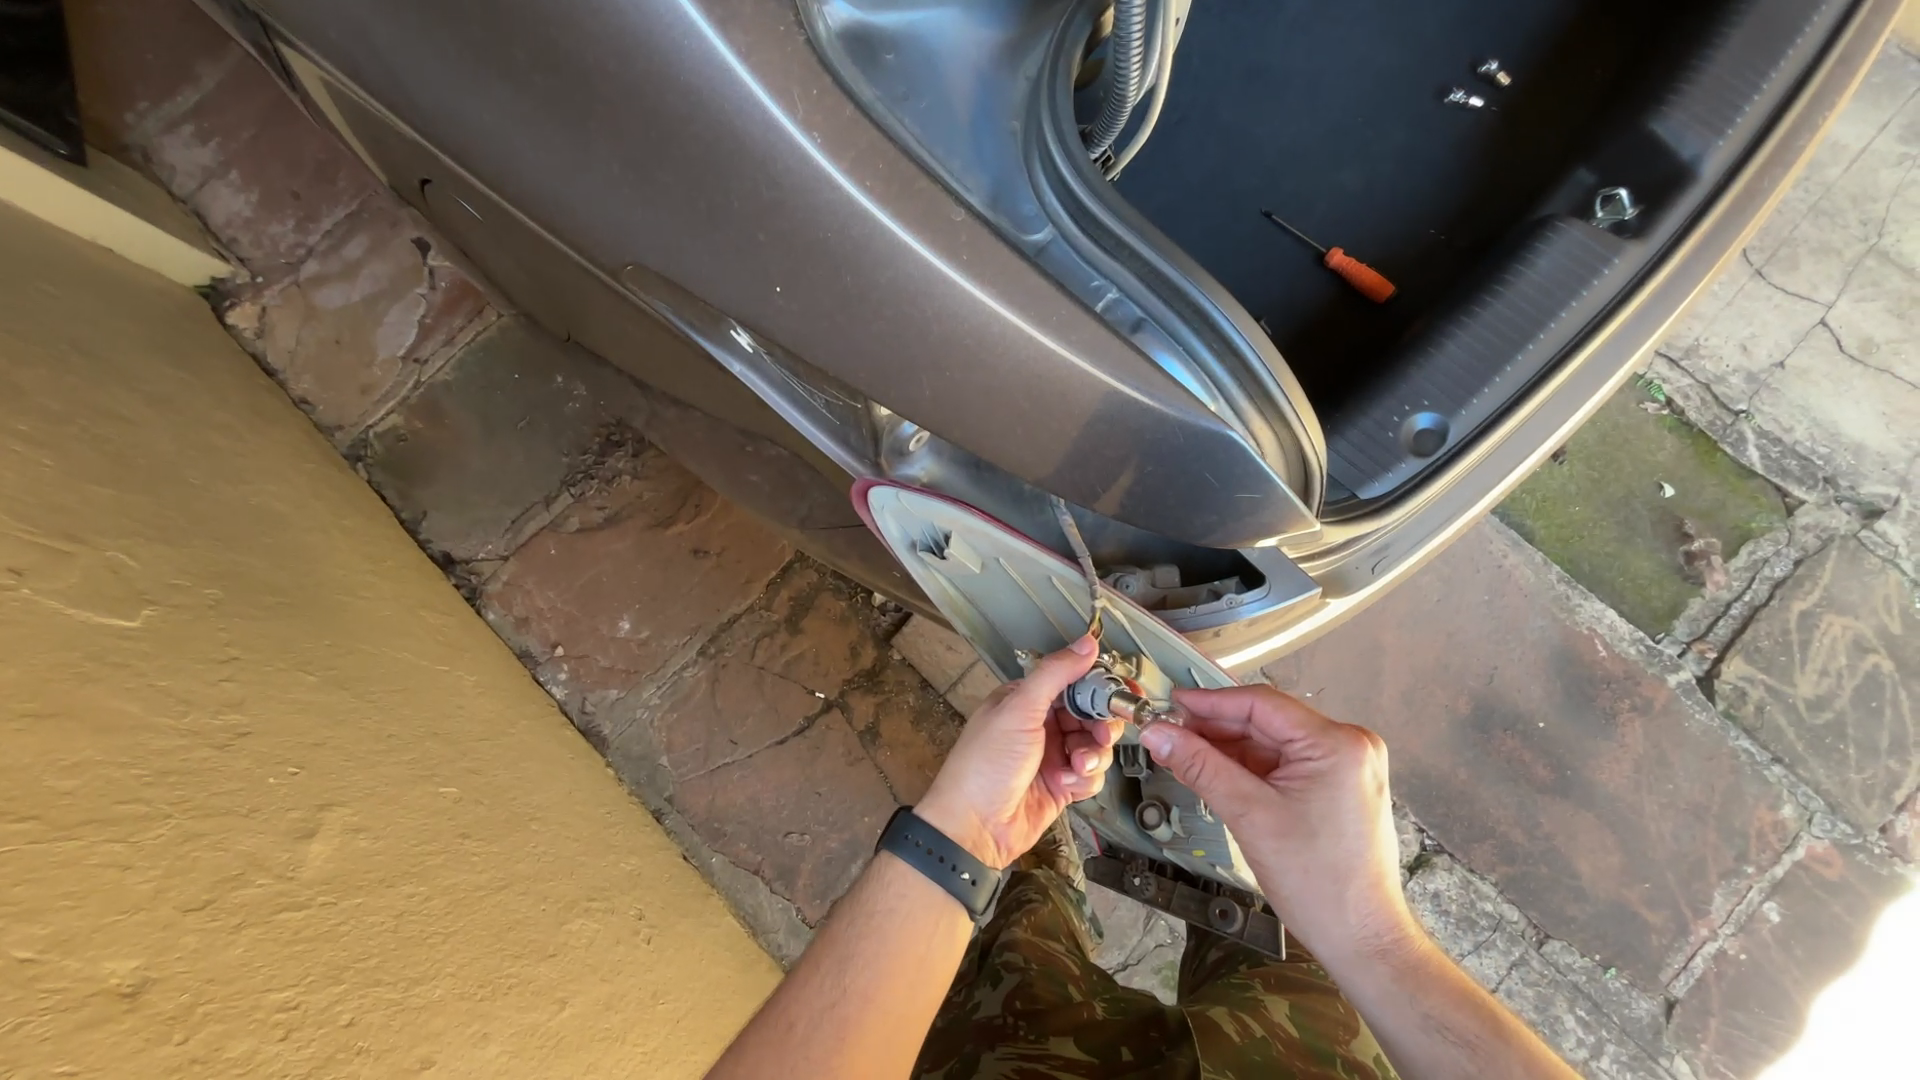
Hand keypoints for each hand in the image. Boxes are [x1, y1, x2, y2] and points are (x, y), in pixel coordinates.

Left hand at [915, 636, 1119, 868]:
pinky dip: (1085, 780)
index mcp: (1026, 699)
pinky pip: (1091, 775)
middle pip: (1091, 715)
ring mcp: (1052, 756)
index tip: (1122, 691)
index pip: (1072, 682)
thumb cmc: (987, 763)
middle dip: (1100, 726)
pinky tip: (1066, 786)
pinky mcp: (1062, 786)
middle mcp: (1041, 724)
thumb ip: (1055, 674)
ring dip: (1092, 756)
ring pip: (1095, 746)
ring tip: (1076, 767)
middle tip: (1099, 736)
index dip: (1098, 686)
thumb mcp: (1020, 709)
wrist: (975, 826)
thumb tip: (1087, 642)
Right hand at [1138, 685, 1416, 964]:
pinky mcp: (1335, 786)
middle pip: (1265, 722)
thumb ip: (1199, 766)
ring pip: (1270, 743)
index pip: (1261, 704)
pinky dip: (1246, 767)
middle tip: (1168, 734)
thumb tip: (1156, 732)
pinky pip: (1281, 763)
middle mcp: (1347, 745)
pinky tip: (1213, 771)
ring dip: (1226, 748)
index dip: (1209, 702)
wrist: (1362, 940)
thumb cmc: (1315, 880)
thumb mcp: (1249, 814)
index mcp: (1337, 743)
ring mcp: (1344, 766)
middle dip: (1214, 729)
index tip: (1170, 704)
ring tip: (1183, 753)